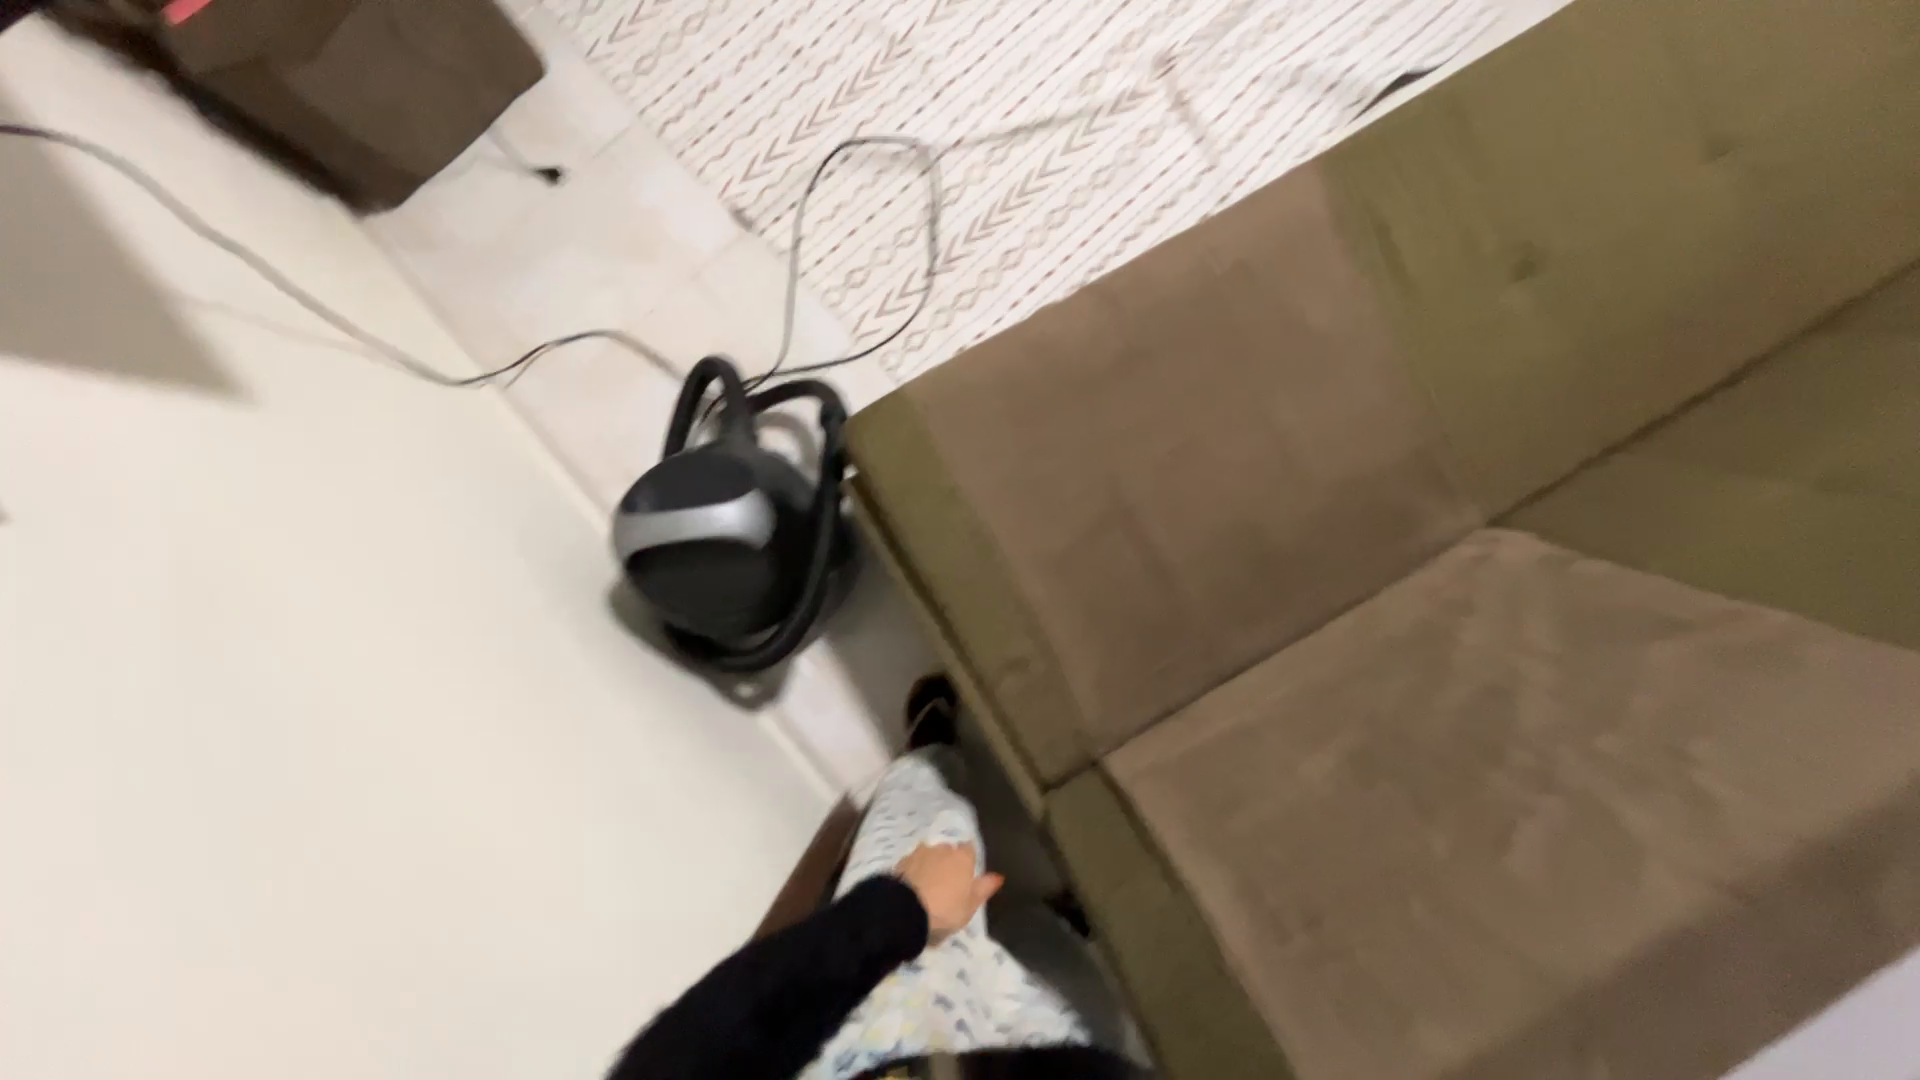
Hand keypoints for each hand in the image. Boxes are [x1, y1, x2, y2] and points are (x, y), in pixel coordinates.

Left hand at [895, 843, 1003, 941]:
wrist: (906, 911)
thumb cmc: (945, 910)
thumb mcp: (970, 906)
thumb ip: (984, 888)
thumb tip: (998, 876)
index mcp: (962, 858)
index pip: (969, 850)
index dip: (968, 862)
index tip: (966, 876)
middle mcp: (942, 848)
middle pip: (948, 851)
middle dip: (948, 862)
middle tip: (946, 885)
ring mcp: (920, 852)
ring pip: (929, 855)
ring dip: (930, 865)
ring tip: (927, 887)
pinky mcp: (902, 861)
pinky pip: (913, 863)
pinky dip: (914, 871)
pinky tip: (913, 887)